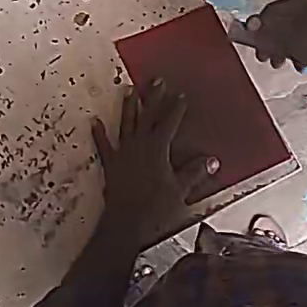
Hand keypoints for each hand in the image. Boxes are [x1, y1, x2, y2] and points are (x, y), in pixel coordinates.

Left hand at [90, 79, 220, 247]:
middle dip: (153, 97)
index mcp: (157, 149)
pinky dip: (99, 134)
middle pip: (147, 116)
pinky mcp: (110, 165)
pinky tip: (95, 122)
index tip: (180, 95)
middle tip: (156, 80)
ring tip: (129, 91)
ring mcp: (122, 154)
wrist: (126, 226)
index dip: (176, 107)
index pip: (169, 122)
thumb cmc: (155, 210)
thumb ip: (194, 173)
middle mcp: (138, 146)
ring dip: (128, 107)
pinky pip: (104, 146)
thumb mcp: (180, 191)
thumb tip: (211, 161)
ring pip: (126, 124)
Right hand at [237, 0, 306, 81]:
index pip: (271, 11)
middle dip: (270, 41)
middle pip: (280, 23)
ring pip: (291, 35)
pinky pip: (303, 43)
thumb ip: (269, 32)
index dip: (258, 26)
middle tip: (264, 56)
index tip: (250, 40)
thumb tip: (252, 26)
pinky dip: (297, 53)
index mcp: (304, 3)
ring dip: (282, 50)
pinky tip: (300, 64)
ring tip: (280, 62)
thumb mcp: (291, 39)